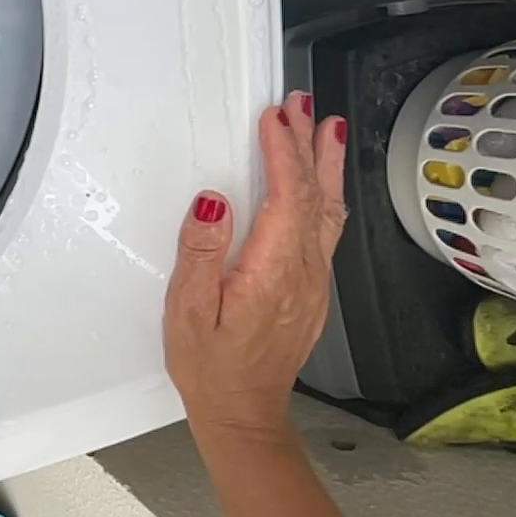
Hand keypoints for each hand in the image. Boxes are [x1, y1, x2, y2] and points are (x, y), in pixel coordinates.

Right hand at [165, 91, 346, 442]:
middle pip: (315, 198)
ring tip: (328, 130)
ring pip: (328, 212)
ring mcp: (313, 282)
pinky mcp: (309, 288)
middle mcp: (303, 274)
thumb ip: (201, 252)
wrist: (242, 409)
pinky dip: (325, 196)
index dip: (282, 154)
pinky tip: (322, 186)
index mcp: (272, 273)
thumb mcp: (187, 308)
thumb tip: (213, 202)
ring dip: (326, 167)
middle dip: (310, 147)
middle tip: (306, 107)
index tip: (274, 119)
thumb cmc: (209, 362)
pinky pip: (325, 230)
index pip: (285, 200)